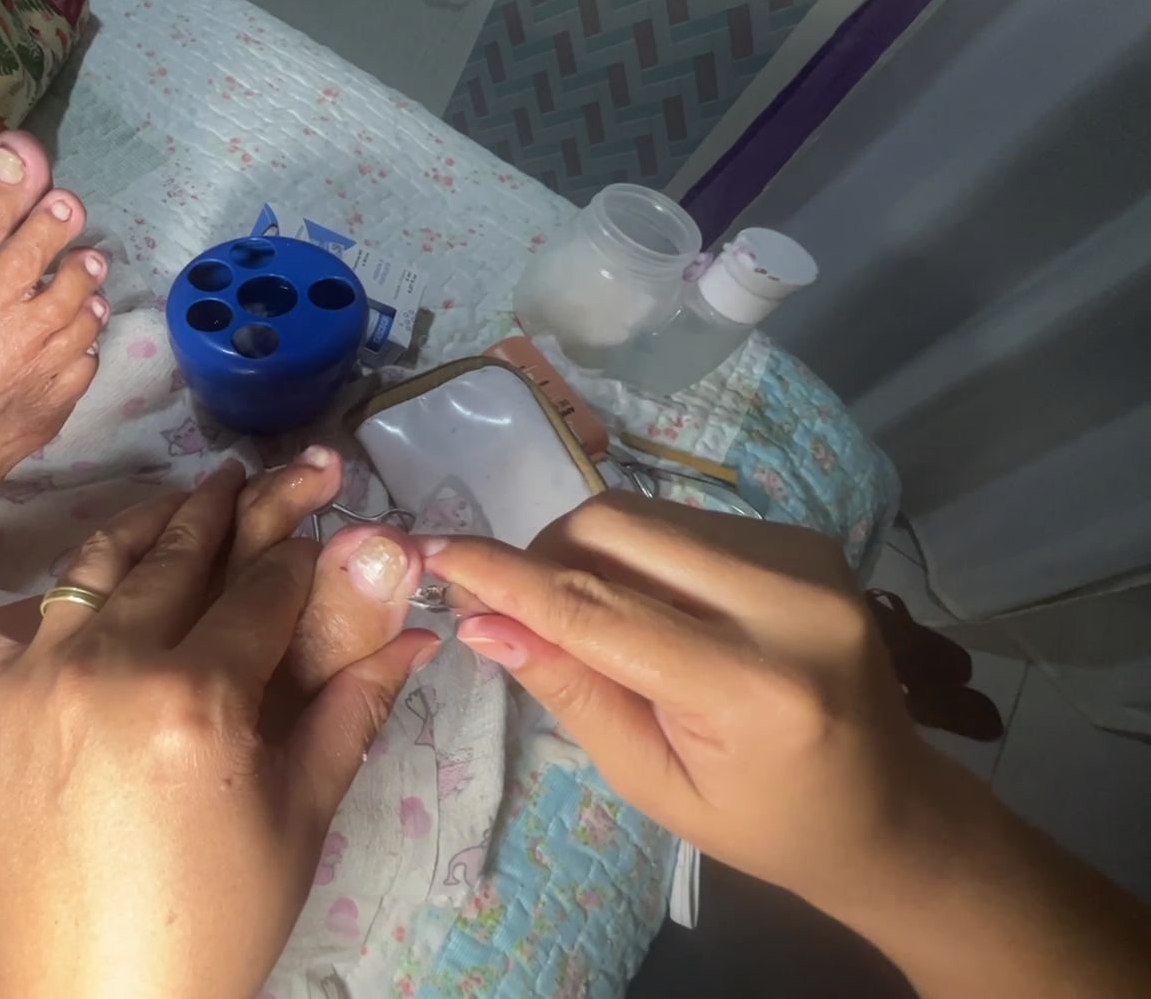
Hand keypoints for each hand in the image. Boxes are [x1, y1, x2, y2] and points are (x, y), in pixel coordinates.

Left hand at [0, 462, 437, 998]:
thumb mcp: (301, 814)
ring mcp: (39, 676)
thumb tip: (419, 637)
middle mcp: (113, 664)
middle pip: (181, 558)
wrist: (100, 993)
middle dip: (229, 510)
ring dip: (140, 519)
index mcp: (199, 697)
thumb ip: (354, 709)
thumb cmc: (219, 916)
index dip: (301, 560)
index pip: (263, 592)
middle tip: (253, 476)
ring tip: (178, 495)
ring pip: (95, 564)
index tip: (321, 537)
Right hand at [421, 493, 955, 913]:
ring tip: (588, 616)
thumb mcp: (646, 779)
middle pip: (608, 529)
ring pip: (632, 514)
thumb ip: (565, 689)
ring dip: (579, 554)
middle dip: (540, 557)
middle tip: (520, 610)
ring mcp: (804, 560)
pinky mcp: (800, 539)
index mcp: (753, 689)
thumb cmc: (762, 819)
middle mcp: (789, 603)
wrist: (899, 813)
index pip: (590, 610)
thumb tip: (479, 623)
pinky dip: (624, 553)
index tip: (434, 552)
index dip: (500, 576)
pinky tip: (642, 603)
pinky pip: (667, 521)